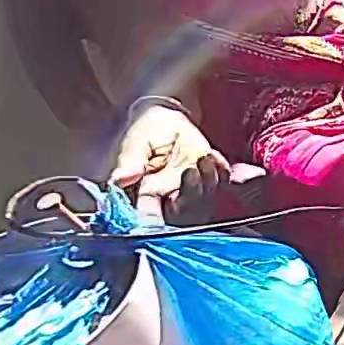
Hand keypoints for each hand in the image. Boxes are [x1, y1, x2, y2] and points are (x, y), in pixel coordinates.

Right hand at [110, 104, 240, 219]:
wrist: (168, 121)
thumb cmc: (146, 134)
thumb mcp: (135, 143)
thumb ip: (129, 162)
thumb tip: (119, 180)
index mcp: (147, 194)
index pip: (150, 218)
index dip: (155, 223)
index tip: (165, 208)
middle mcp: (172, 197)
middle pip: (186, 213)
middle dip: (192, 195)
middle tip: (191, 171)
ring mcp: (195, 188)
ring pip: (208, 198)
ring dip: (209, 178)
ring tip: (203, 157)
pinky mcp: (214, 177)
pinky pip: (225, 182)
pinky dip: (223, 172)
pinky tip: (212, 156)